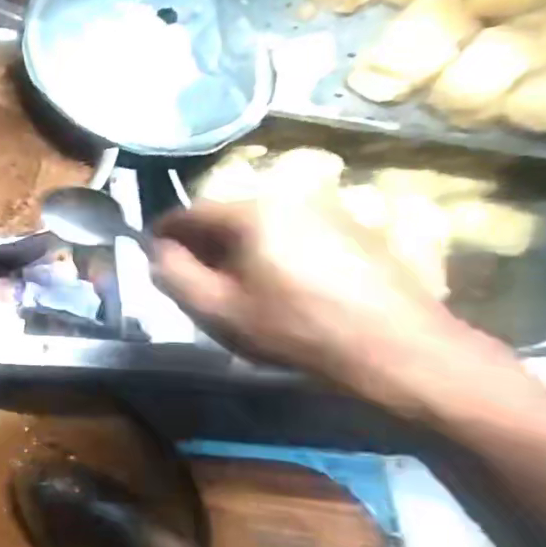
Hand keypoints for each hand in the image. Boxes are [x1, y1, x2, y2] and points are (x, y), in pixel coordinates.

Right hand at [150, 197, 516, 415]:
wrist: (394, 348)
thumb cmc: (293, 327)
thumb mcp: (216, 308)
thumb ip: (173, 274)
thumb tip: (158, 251)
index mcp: (253, 212)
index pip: (190, 212)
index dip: (164, 233)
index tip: (152, 254)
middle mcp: (291, 198)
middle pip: (228, 216)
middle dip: (203, 243)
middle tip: (190, 277)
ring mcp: (329, 212)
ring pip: (262, 225)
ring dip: (238, 248)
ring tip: (233, 285)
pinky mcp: (356, 231)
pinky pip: (294, 233)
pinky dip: (272, 252)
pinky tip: (277, 286)